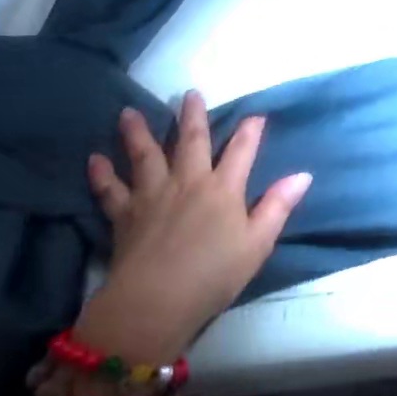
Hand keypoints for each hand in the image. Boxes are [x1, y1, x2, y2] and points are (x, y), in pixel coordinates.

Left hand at [76, 91, 312, 362]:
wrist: (156, 301)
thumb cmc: (215, 275)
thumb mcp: (258, 243)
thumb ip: (277, 206)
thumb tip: (302, 175)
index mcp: (223, 189)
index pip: (241, 152)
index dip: (250, 132)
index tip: (255, 115)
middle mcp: (187, 182)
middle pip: (191, 141)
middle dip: (192, 116)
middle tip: (189, 93)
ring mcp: (152, 195)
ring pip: (145, 156)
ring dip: (138, 133)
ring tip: (128, 112)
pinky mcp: (124, 214)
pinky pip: (111, 189)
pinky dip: (102, 174)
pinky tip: (94, 159)